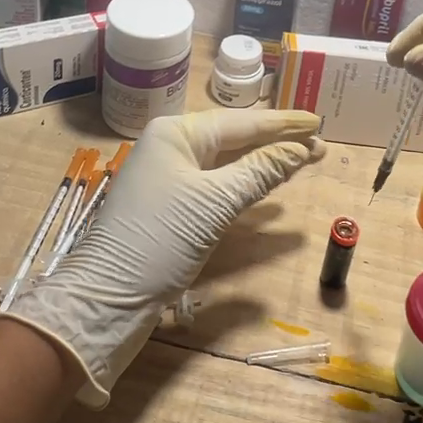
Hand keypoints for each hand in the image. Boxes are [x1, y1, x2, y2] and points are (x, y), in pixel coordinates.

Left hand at [0, 110, 324, 405]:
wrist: (105, 301)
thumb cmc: (159, 241)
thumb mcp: (215, 203)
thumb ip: (261, 172)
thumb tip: (303, 149)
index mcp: (176, 133)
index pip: (241, 122)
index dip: (282, 124)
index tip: (317, 121)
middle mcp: (171, 147)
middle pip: (234, 137)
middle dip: (276, 140)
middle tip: (317, 140)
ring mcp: (169, 177)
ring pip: (226, 161)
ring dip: (263, 161)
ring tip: (301, 157)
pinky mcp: (170, 207)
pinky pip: (216, 185)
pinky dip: (244, 184)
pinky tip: (266, 187)